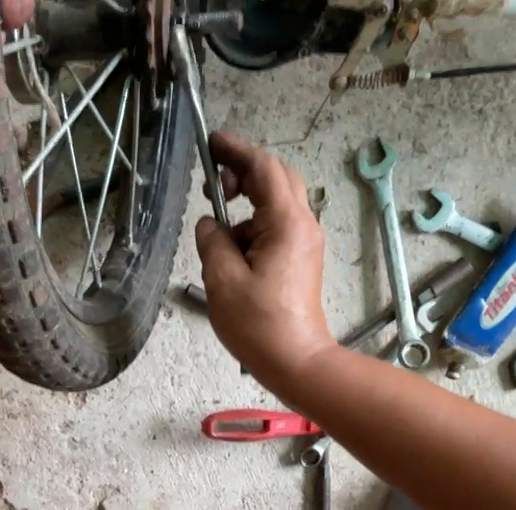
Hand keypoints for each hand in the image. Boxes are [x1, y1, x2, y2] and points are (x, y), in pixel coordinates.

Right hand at [194, 132, 335, 389]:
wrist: (296, 361)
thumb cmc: (258, 324)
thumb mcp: (222, 280)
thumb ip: (212, 241)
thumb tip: (210, 224)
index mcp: (286, 223)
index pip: (263, 169)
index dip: (236, 151)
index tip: (212, 143)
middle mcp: (303, 226)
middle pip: (277, 179)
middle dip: (244, 173)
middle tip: (214, 183)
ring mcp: (305, 244)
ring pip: (276, 206)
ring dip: (247, 206)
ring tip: (217, 230)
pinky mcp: (301, 261)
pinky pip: (277, 230)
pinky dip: (253, 230)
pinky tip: (232, 254)